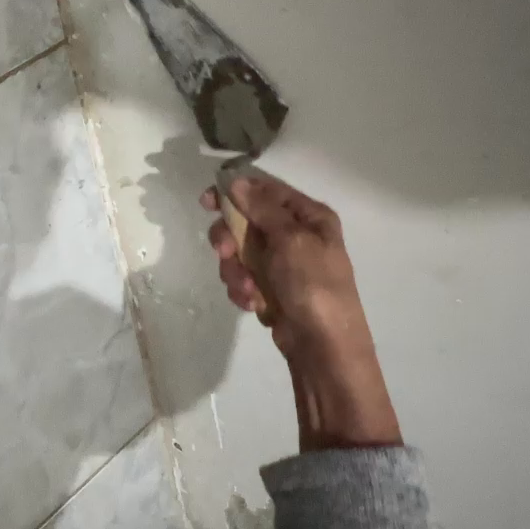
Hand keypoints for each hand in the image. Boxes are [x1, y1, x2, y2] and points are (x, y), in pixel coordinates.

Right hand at [201, 174, 401, 449]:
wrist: (323, 347)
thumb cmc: (314, 287)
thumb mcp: (291, 240)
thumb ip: (262, 208)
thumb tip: (236, 181)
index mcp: (309, 217)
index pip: (265, 190)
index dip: (234, 192)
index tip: (206, 202)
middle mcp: (294, 234)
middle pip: (243, 220)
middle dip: (229, 239)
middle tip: (224, 253)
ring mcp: (280, 262)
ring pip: (236, 250)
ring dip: (234, 270)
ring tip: (247, 290)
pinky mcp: (268, 286)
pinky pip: (240, 275)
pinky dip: (241, 288)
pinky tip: (252, 303)